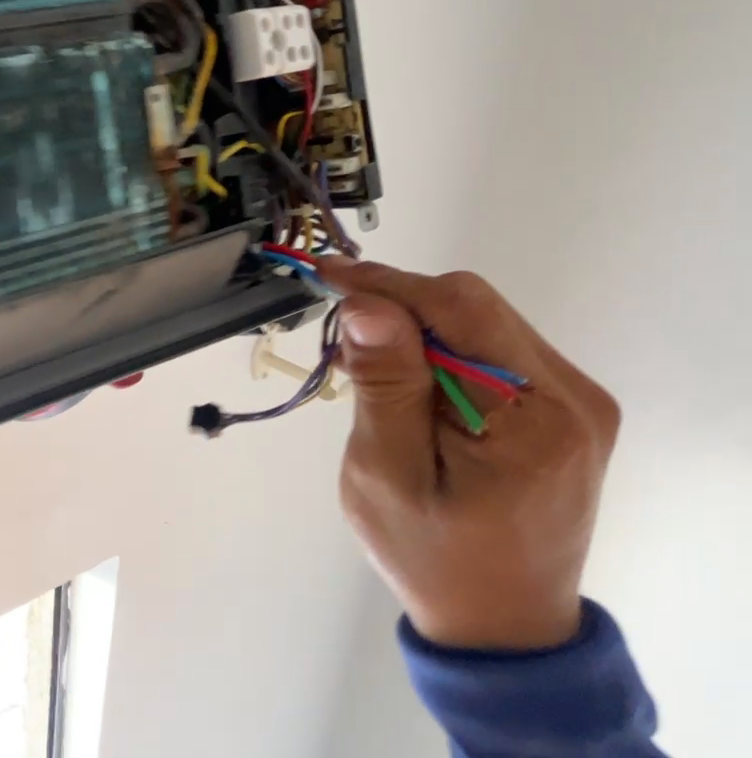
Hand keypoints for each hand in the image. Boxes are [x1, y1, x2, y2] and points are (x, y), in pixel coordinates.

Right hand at [318, 260, 620, 650]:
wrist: (497, 617)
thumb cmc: (430, 552)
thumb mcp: (387, 472)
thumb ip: (384, 386)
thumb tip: (366, 304)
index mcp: (537, 414)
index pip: (459, 308)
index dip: (385, 283)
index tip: (321, 275)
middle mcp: (572, 396)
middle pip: (473, 306)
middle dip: (395, 304)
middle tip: (336, 335)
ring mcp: (571, 401)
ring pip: (478, 320)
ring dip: (411, 327)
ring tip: (363, 368)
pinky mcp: (558, 408)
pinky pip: (487, 348)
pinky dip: (433, 349)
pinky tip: (402, 383)